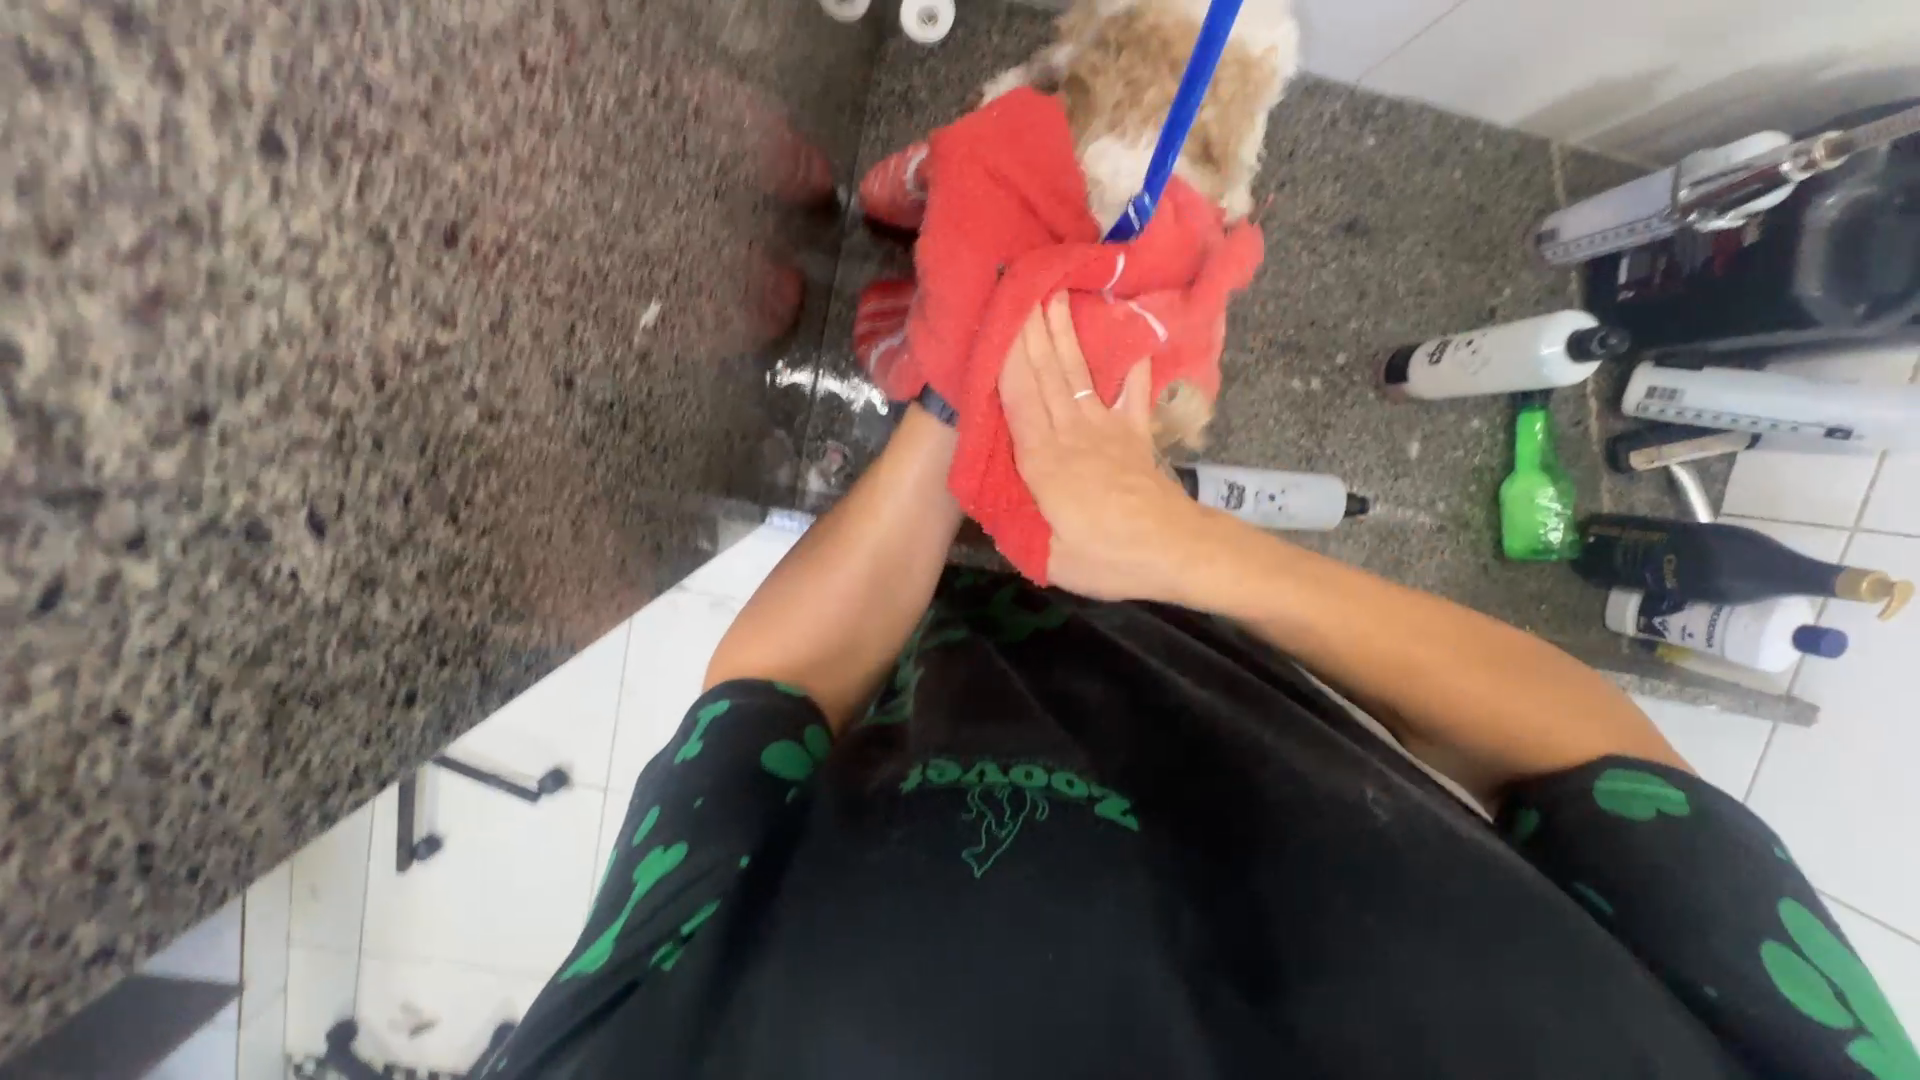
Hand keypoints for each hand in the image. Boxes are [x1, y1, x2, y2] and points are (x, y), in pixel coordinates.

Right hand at [999, 296, 1222, 602]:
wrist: (1174, 550)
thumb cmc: (1106, 557)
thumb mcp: (1046, 557)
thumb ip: (1014, 526)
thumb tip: (990, 506)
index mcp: (1042, 460)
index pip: (1018, 397)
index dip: (1006, 355)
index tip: (999, 318)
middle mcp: (1071, 433)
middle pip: (1046, 374)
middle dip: (1031, 330)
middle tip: (1022, 287)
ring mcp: (1107, 429)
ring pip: (1078, 374)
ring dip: (1065, 334)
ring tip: (1055, 297)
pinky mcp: (1134, 435)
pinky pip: (1131, 392)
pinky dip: (1130, 364)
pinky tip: (1131, 339)